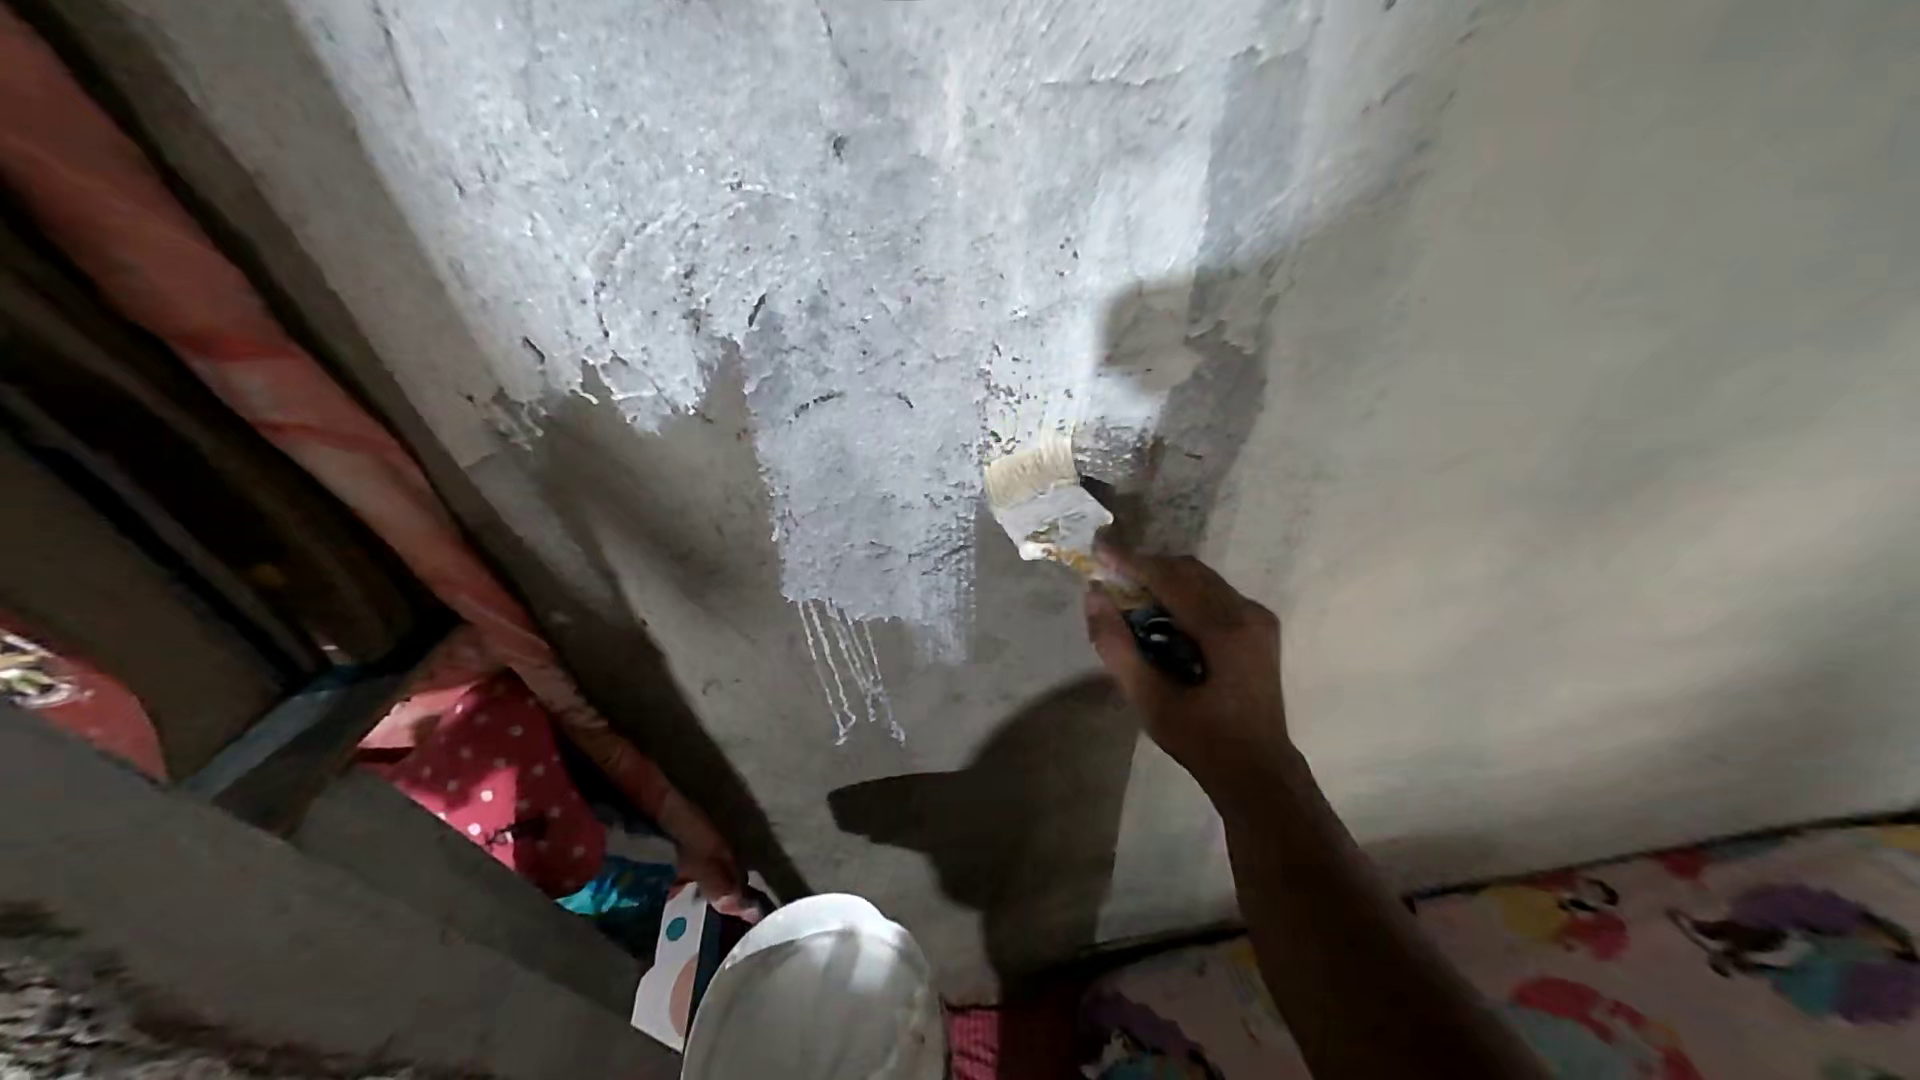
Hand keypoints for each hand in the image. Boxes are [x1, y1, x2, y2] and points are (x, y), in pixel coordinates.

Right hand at [1084, 544, 1288, 790]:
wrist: (1258, 771)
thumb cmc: (1201, 740)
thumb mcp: (1149, 700)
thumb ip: (1116, 647)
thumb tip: (1094, 597)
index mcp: (1225, 629)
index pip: (1170, 578)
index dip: (1131, 561)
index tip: (1098, 549)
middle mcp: (1247, 612)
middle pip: (1188, 570)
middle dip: (1145, 567)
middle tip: (1108, 575)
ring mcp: (1257, 618)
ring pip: (1202, 578)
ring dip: (1163, 579)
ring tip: (1128, 593)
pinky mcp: (1258, 627)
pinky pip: (1213, 593)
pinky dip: (1181, 593)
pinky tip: (1159, 613)